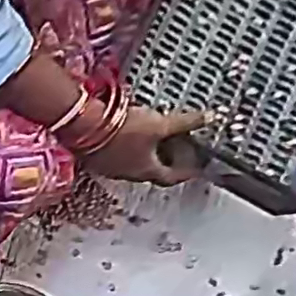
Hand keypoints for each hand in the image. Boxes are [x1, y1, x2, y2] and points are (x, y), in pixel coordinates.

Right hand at [81, 107, 207, 186]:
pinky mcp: (96, 160)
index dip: (186, 172)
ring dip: (145, 156)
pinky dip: (129, 151)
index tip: (195, 165)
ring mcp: (109, 169)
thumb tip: (210, 118)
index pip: (171, 178)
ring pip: (133, 165)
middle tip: (177, 146)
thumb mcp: (161, 124)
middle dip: (165, 160)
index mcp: (146, 171)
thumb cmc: (125, 130)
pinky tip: (130, 137)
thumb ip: (186, 122)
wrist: (86, 128)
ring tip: (154, 139)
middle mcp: (127, 175)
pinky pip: (118, 159)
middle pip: (152, 172)